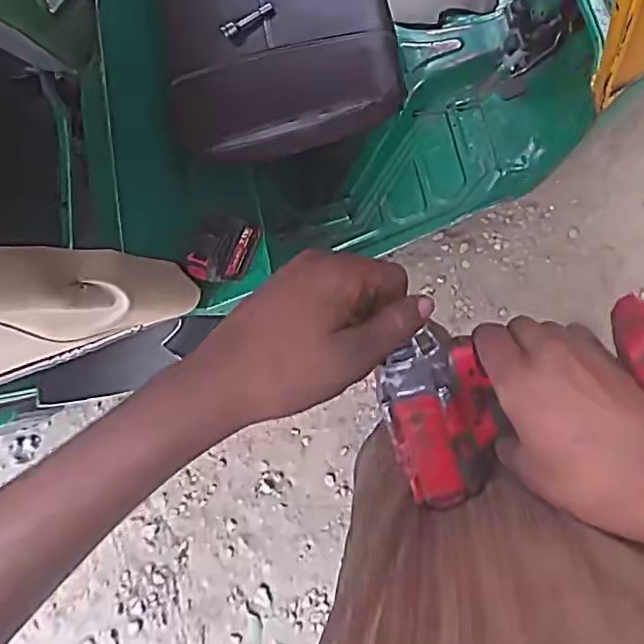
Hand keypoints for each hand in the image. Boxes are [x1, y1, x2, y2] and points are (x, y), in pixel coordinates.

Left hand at [191, 251, 432, 425]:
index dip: (395, 313)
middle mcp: (319, 261)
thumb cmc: (288, 372)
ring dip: (350, 319)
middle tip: (352, 355)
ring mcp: (295, 271)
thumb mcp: (352, 356)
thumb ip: (394, 327)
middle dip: (372, 316)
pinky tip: (308, 348)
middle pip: (371, 281)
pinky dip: (327, 317)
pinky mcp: (279, 286)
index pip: (396, 278)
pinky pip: (321, 294)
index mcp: (340, 271)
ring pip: (347, 290)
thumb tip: (426, 302)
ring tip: (328, 355)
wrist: (218, 382)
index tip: (375, 345)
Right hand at [473, 316, 643, 547]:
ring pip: (547, 328)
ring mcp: (581, 349)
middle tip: (509, 377)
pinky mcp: (609, 354)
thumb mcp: (531, 473)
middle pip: (516, 326)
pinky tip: (574, 378)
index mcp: (519, 378)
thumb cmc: (589, 479)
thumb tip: (504, 433)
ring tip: (543, 378)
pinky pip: (576, 336)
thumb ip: (506, 443)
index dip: (478, 351)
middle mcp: (547, 352)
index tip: (480, 371)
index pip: (486, 337)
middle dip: (508, 345)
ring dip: (538, 344)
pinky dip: (567, 348)